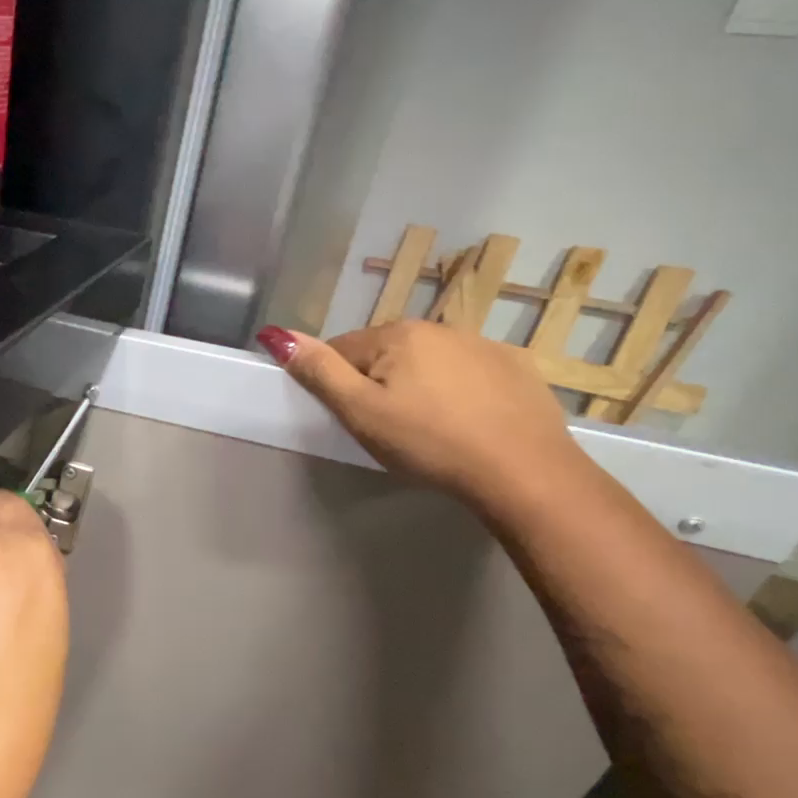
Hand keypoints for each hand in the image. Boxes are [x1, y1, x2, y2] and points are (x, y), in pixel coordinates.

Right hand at [261, 321, 595, 510]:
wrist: (521, 469)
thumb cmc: (428, 442)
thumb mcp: (360, 413)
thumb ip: (319, 372)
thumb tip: (276, 334)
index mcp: (397, 335)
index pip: (342, 350)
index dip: (335, 386)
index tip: (349, 419)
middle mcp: (440, 327)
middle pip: (385, 353)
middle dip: (377, 383)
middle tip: (384, 429)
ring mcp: (483, 344)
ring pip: (427, 362)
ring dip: (416, 386)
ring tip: (425, 430)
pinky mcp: (515, 366)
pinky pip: (467, 373)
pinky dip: (457, 392)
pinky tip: (463, 423)